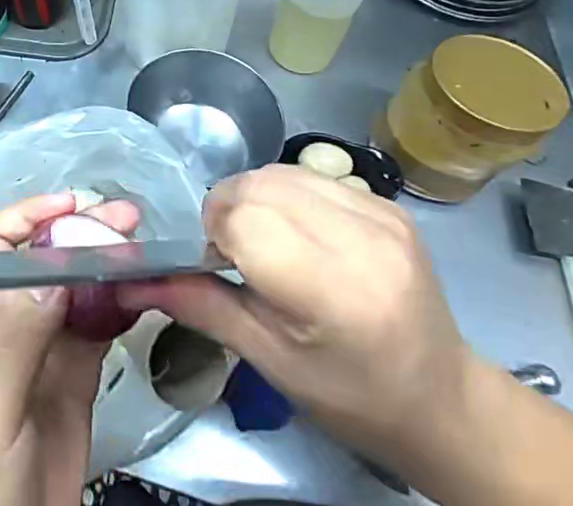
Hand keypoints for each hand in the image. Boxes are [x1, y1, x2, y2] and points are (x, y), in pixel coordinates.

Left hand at [0, 192, 141, 505]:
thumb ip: (19, 340)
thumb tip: (54, 272)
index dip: (28, 219)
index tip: (70, 204)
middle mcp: (10, 325)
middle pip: (46, 264)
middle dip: (81, 235)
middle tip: (128, 218)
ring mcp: (46, 351)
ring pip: (78, 294)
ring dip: (107, 267)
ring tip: (144, 246)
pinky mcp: (76, 379)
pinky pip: (99, 331)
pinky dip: (120, 308)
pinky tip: (144, 291)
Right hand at [116, 164, 474, 469]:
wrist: (444, 400)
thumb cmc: (351, 395)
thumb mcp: (270, 362)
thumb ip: (199, 306)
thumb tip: (128, 280)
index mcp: (335, 290)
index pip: (244, 220)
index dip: (214, 233)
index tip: (216, 263)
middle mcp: (363, 239)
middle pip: (257, 185)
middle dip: (228, 210)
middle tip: (235, 254)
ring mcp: (381, 214)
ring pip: (278, 172)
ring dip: (253, 197)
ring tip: (265, 241)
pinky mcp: (388, 204)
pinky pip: (309, 176)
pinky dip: (284, 195)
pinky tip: (296, 232)